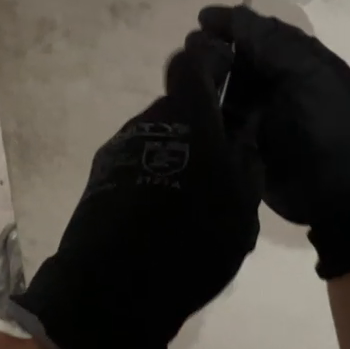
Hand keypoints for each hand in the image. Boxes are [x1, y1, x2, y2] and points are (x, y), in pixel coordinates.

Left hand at [8, 28, 261, 348]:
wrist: (111, 290)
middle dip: (201, 118)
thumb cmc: (191, 239)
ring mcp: (121, 147)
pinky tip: (166, 211)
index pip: (194, 61)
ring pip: (160, 134)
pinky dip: (157, 172)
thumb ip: (247, 161)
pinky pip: (140, 160)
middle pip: (178, 102)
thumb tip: (246, 134)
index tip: (228, 66)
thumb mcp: (241, 205)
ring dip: (179, 149)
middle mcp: (150, 120)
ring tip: (197, 193)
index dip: (211, 58)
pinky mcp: (102, 176)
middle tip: (224, 152)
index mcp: (188, 116)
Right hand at [200, 5, 349, 278]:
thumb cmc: (335, 128)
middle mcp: (278, 83)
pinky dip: (203, 114)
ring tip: (183, 82)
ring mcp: (260, 116)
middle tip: (189, 55)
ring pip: (224, 87)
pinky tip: (186, 109)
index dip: (231, 24)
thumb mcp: (309, 75)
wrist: (349, 200)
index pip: (258, 31)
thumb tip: (233, 16)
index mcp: (299, 61)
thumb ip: (271, 43)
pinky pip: (218, 123)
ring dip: (205, 81)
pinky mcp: (244, 147)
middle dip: (213, 52)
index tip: (201, 22)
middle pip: (236, 57)